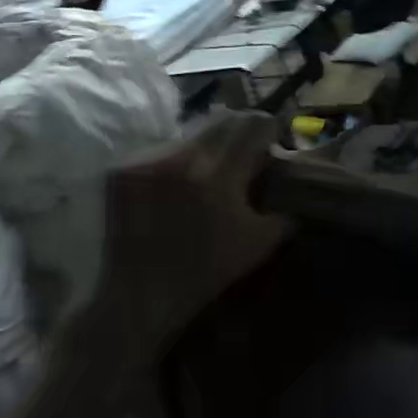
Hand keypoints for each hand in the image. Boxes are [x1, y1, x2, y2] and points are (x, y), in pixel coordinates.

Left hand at [87, 111, 292, 357]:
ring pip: (190, 134)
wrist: (136, 297)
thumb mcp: (255, 245)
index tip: (271, 143)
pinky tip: (173, 188)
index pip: (252, 123)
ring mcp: (148, 158)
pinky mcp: (124, 166)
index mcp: (218, 175)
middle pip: (221, 120)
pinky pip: (161, 150)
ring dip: (205, 149)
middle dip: (239, 133)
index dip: (268, 129)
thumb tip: (293, 188)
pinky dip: (175, 163)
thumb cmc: (201, 273)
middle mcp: (182, 156)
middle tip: (244, 155)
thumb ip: (282, 213)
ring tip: (205, 177)